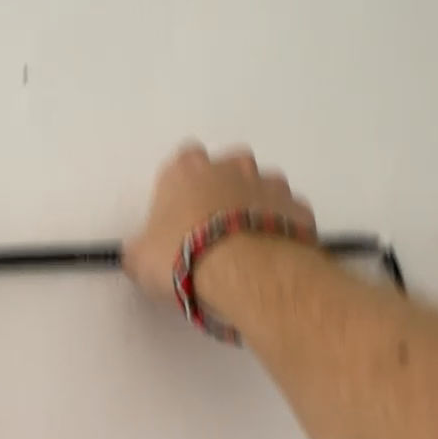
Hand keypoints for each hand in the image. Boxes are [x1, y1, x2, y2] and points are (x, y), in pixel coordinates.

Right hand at [123, 143, 317, 307]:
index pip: (182, 165)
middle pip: (226, 173)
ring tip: (244, 252)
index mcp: (187, 169)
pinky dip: (280, 233)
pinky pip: (286, 217)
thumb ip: (141, 249)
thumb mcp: (140, 260)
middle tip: (213, 237)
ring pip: (260, 192)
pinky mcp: (297, 209)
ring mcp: (270, 183)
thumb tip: (142, 254)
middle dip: (222, 197)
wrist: (243, 273)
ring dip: (253, 214)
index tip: (179, 222)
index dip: (180, 194)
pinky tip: (269, 259)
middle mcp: (231, 165)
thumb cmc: (181, 257)